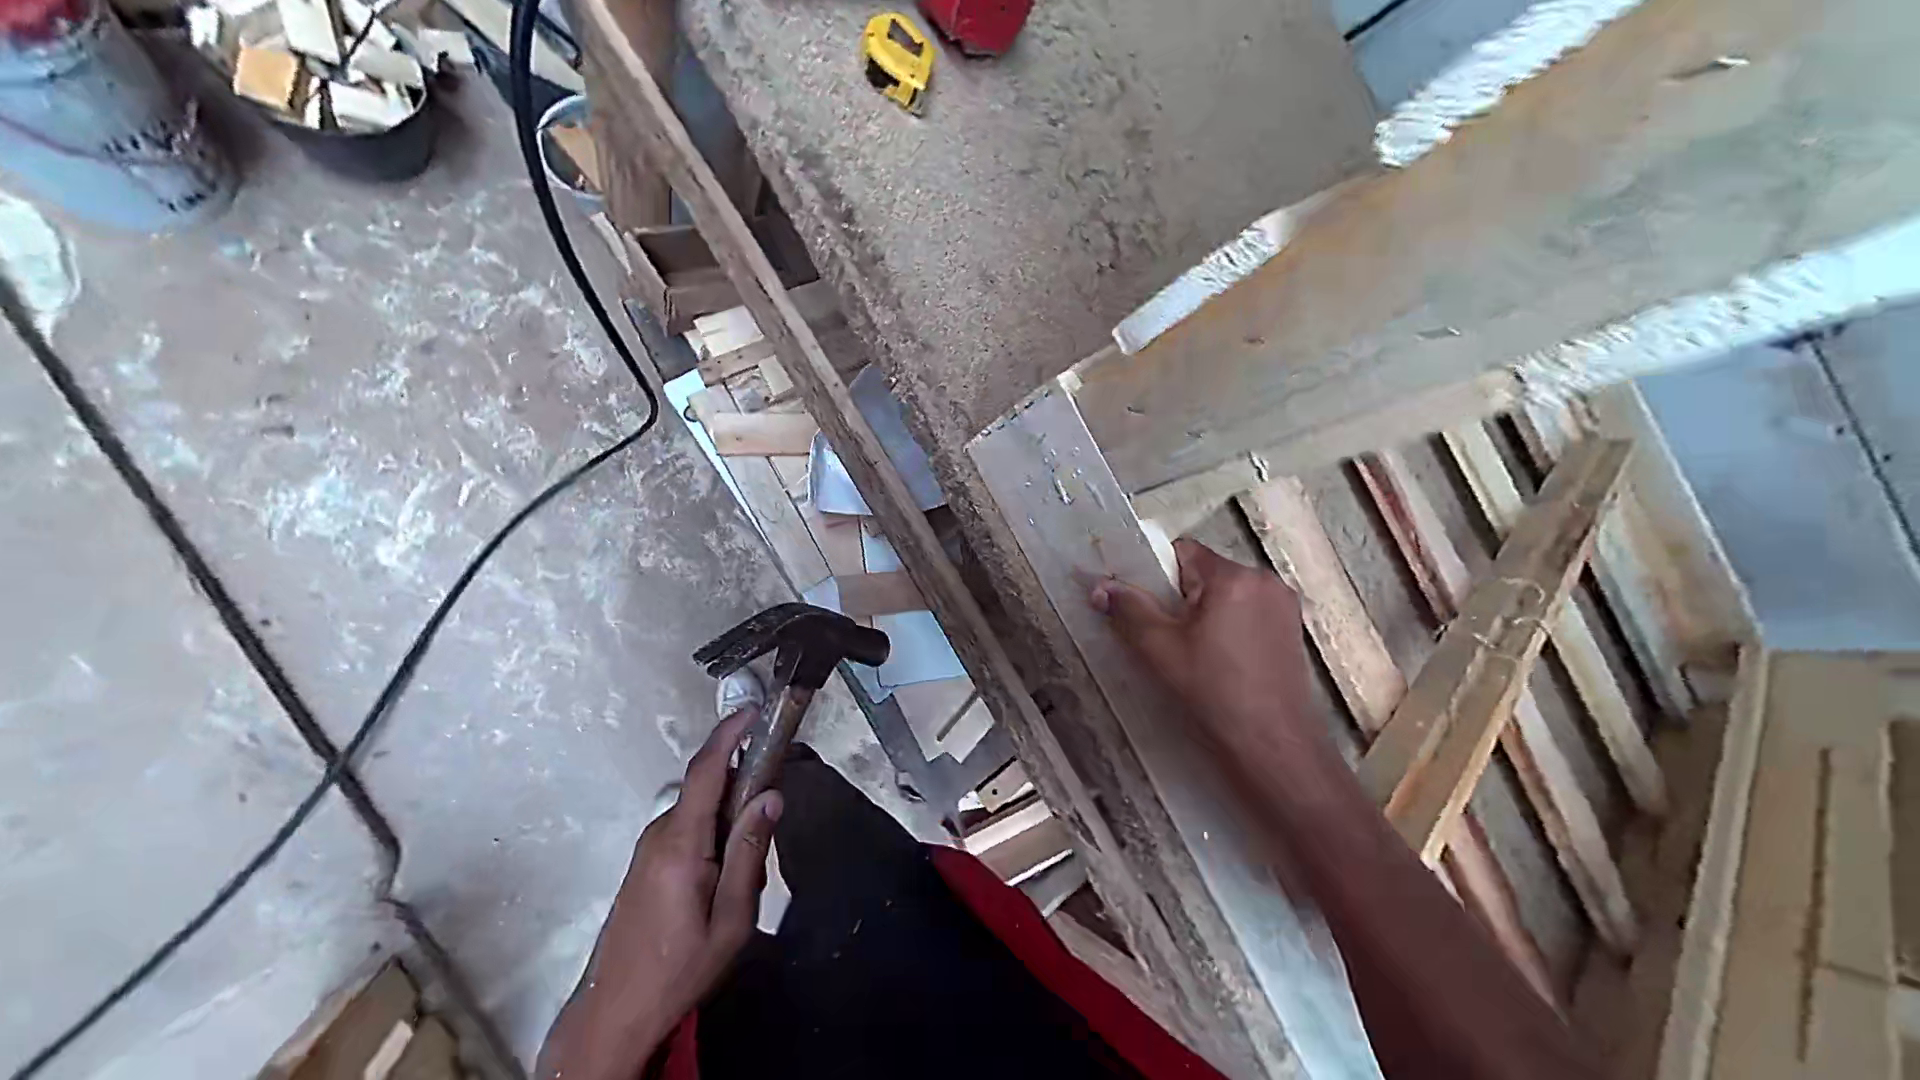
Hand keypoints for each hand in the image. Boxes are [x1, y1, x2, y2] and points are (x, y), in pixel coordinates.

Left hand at [537, 709, 781, 1079]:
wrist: (612, 1015)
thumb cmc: (678, 969)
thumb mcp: (731, 918)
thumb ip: (750, 853)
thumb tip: (771, 796)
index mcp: (680, 843)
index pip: (706, 770)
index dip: (729, 733)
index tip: (753, 711)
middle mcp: (659, 834)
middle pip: (707, 787)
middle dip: (744, 787)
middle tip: (771, 822)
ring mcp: (648, 847)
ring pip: (699, 810)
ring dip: (730, 816)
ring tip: (746, 870)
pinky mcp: (645, 862)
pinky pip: (687, 827)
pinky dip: (713, 830)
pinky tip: (723, 876)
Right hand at [1089, 539, 1325, 768]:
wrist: (1274, 747)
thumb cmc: (1214, 692)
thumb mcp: (1159, 648)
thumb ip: (1128, 609)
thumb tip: (1100, 586)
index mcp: (1233, 577)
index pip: (1181, 551)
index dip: (1155, 572)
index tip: (1141, 602)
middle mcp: (1265, 581)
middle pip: (1204, 573)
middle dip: (1178, 596)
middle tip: (1161, 633)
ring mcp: (1283, 606)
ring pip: (1225, 595)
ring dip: (1202, 613)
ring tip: (1189, 651)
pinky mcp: (1291, 631)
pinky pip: (1246, 613)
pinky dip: (1226, 627)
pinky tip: (1216, 661)